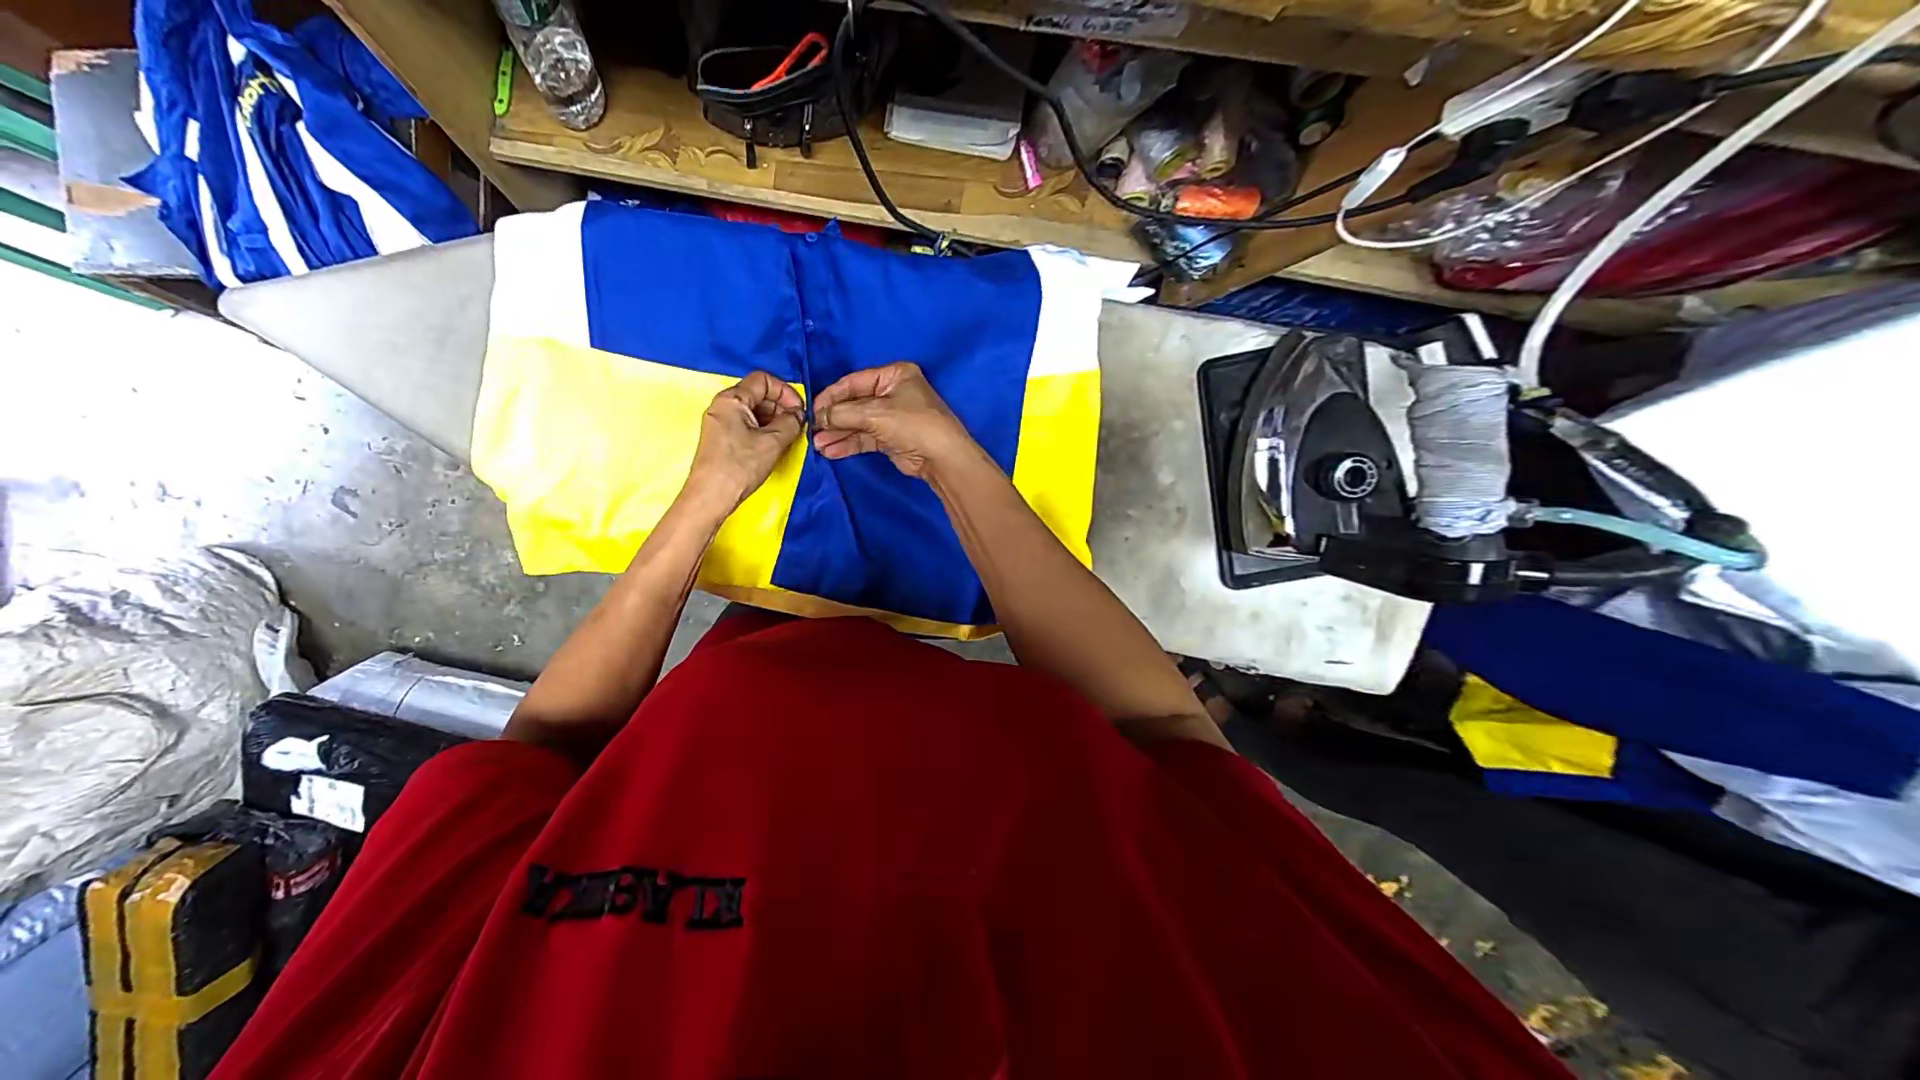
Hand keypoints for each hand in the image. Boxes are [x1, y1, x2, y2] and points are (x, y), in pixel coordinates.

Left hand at [685, 372, 803, 514]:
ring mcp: (720, 422)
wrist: (710, 496)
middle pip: (758, 394)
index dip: (786, 392)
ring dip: (774, 420)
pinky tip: (774, 445)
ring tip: (788, 438)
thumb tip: (798, 415)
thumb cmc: (739, 466)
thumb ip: (791, 422)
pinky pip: (747, 424)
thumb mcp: (773, 442)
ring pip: (754, 410)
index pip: (763, 380)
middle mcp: (722, 405)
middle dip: (781, 406)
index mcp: (732, 399)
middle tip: (796, 426)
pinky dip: (764, 430)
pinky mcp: (722, 438)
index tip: (799, 411)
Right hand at [812, 362, 976, 478]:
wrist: (942, 457)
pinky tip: (831, 451)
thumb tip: (817, 417)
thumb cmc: (912, 424)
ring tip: (817, 445)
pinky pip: (864, 438)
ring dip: (838, 433)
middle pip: (854, 403)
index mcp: (894, 375)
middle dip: (833, 418)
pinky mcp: (891, 438)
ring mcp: (892, 416)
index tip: (813, 409)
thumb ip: (843, 413)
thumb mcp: (875, 414)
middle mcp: (892, 392)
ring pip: (858, 423)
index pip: (854, 382)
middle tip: (811, 430)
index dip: (831, 395)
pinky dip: (848, 443)